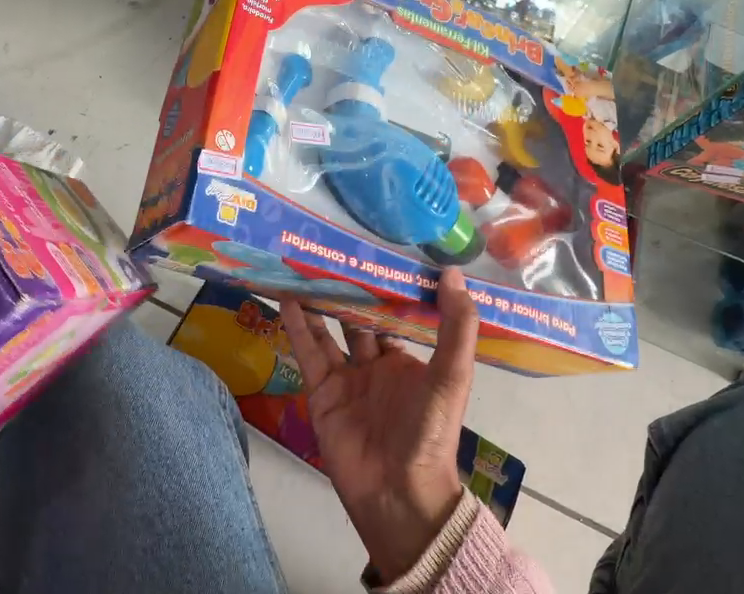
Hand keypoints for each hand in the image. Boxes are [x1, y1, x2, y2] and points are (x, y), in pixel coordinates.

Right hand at [279, 268, 479, 579]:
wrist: (396, 492)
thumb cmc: (429, 432)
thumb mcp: (452, 376)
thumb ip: (456, 326)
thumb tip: (450, 271)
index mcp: (408, 360)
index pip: (394, 314)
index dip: (386, 286)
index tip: (377, 250)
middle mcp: (375, 365)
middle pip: (358, 318)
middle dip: (348, 289)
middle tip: (334, 250)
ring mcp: (345, 378)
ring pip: (329, 329)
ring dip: (319, 300)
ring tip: (305, 265)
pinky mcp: (320, 391)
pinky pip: (307, 351)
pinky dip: (296, 324)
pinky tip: (287, 296)